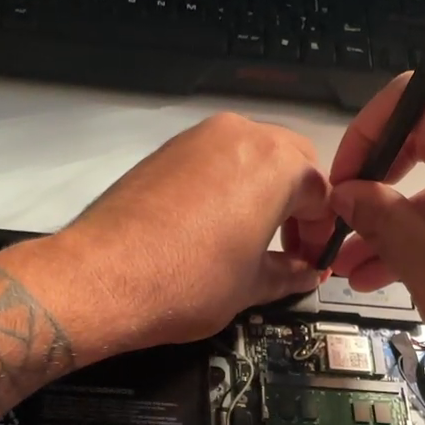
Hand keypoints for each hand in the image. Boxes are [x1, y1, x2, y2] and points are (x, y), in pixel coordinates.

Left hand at [26, 113, 332, 356]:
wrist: (102, 279)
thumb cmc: (179, 282)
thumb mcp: (250, 287)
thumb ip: (287, 275)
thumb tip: (302, 274)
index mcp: (276, 166)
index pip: (322, 192)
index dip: (321, 232)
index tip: (311, 259)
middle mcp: (239, 137)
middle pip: (290, 162)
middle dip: (297, 204)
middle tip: (287, 247)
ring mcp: (198, 139)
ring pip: (250, 156)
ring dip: (261, 192)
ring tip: (249, 240)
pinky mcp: (166, 151)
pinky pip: (213, 160)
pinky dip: (225, 186)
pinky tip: (213, 229)